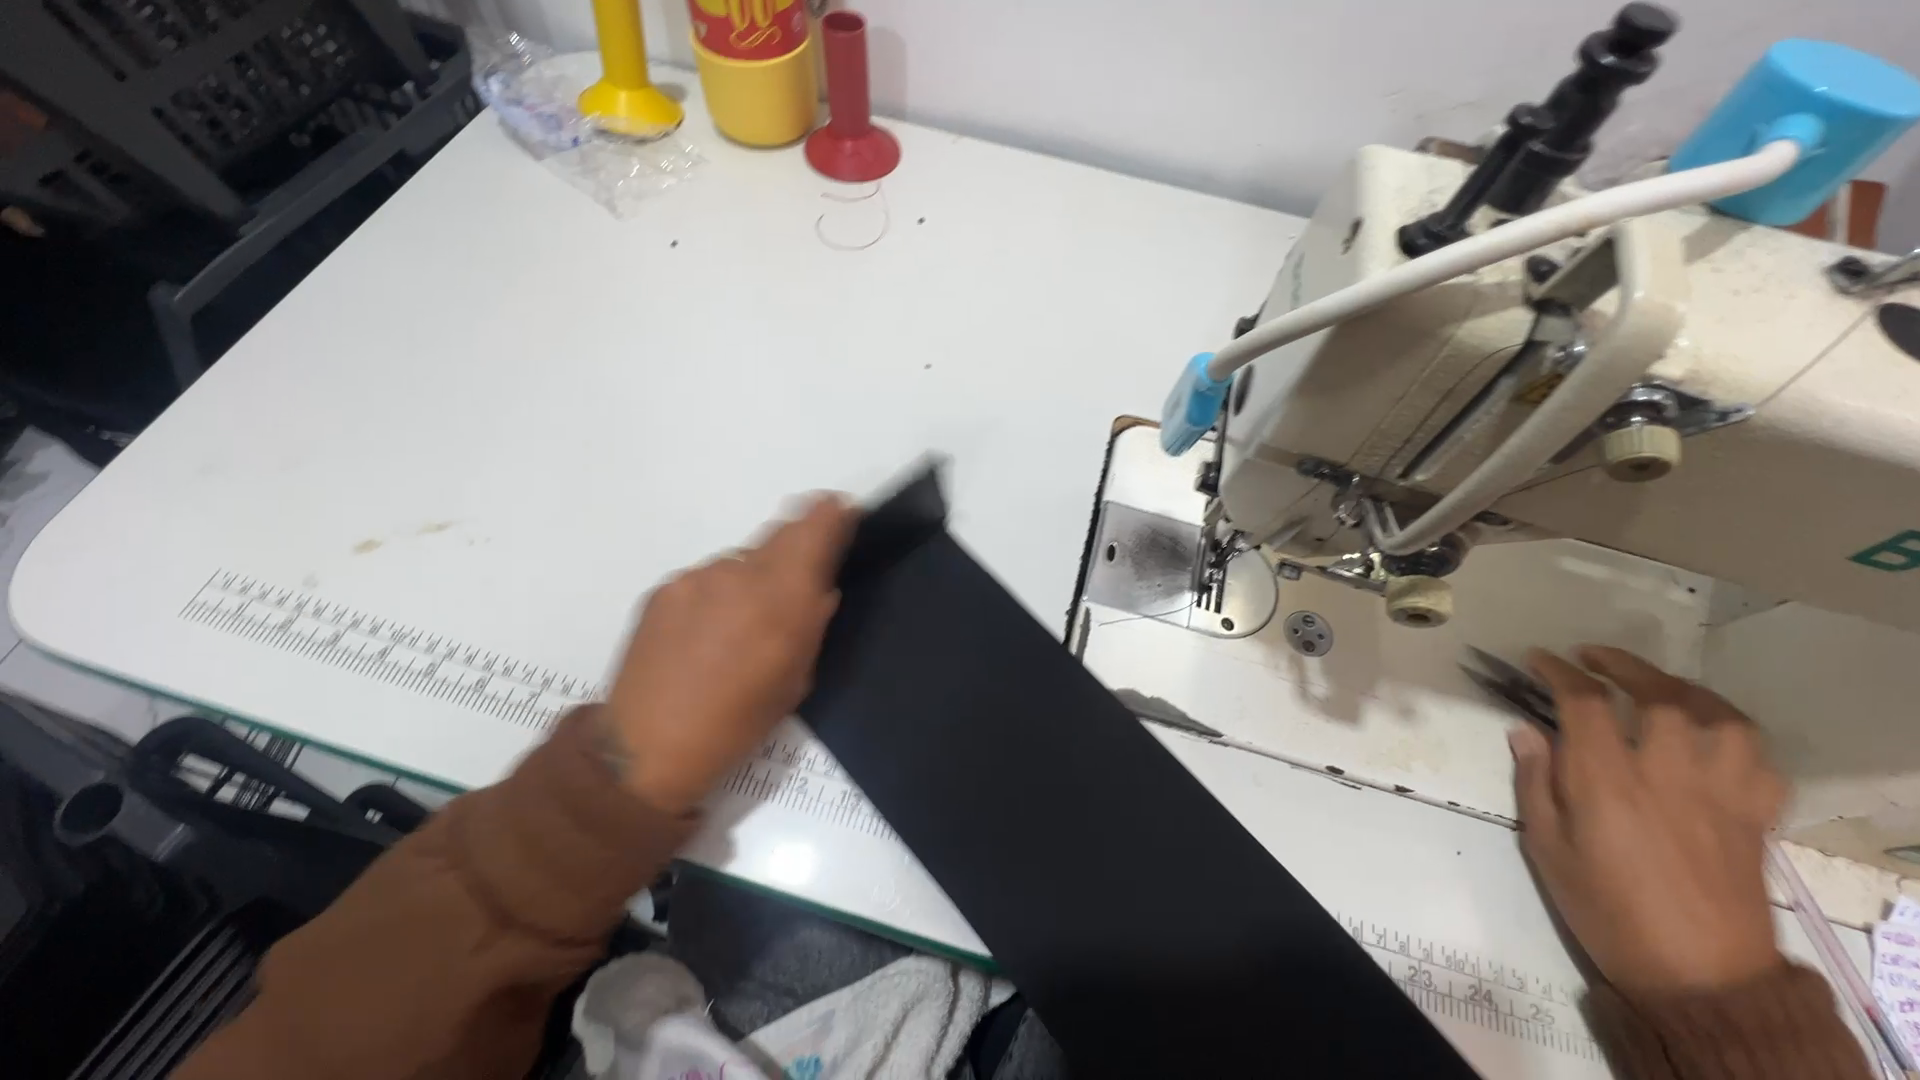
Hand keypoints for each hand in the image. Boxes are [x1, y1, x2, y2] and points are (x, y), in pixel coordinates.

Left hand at [604, 493, 855, 813]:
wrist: (646, 746)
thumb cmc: (736, 724)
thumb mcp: (794, 682)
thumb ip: (811, 626)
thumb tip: (820, 590)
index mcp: (781, 601)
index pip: (814, 529)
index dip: (832, 514)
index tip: (842, 512)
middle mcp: (740, 576)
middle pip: (780, 535)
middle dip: (797, 548)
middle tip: (796, 585)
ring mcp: (697, 578)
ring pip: (741, 562)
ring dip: (752, 580)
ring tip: (739, 628)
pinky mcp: (664, 588)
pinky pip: (706, 579)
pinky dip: (717, 596)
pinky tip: (705, 635)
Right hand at [1509, 645, 1788, 996]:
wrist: (1698, 974)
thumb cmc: (1606, 910)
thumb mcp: (1547, 848)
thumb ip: (1536, 783)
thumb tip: (1526, 730)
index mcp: (1608, 779)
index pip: (1583, 701)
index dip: (1558, 670)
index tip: (1538, 658)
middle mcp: (1668, 771)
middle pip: (1658, 694)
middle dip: (1623, 665)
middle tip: (1594, 657)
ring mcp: (1721, 791)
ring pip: (1720, 717)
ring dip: (1686, 691)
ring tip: (1659, 687)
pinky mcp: (1755, 815)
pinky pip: (1759, 760)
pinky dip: (1735, 738)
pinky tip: (1710, 742)